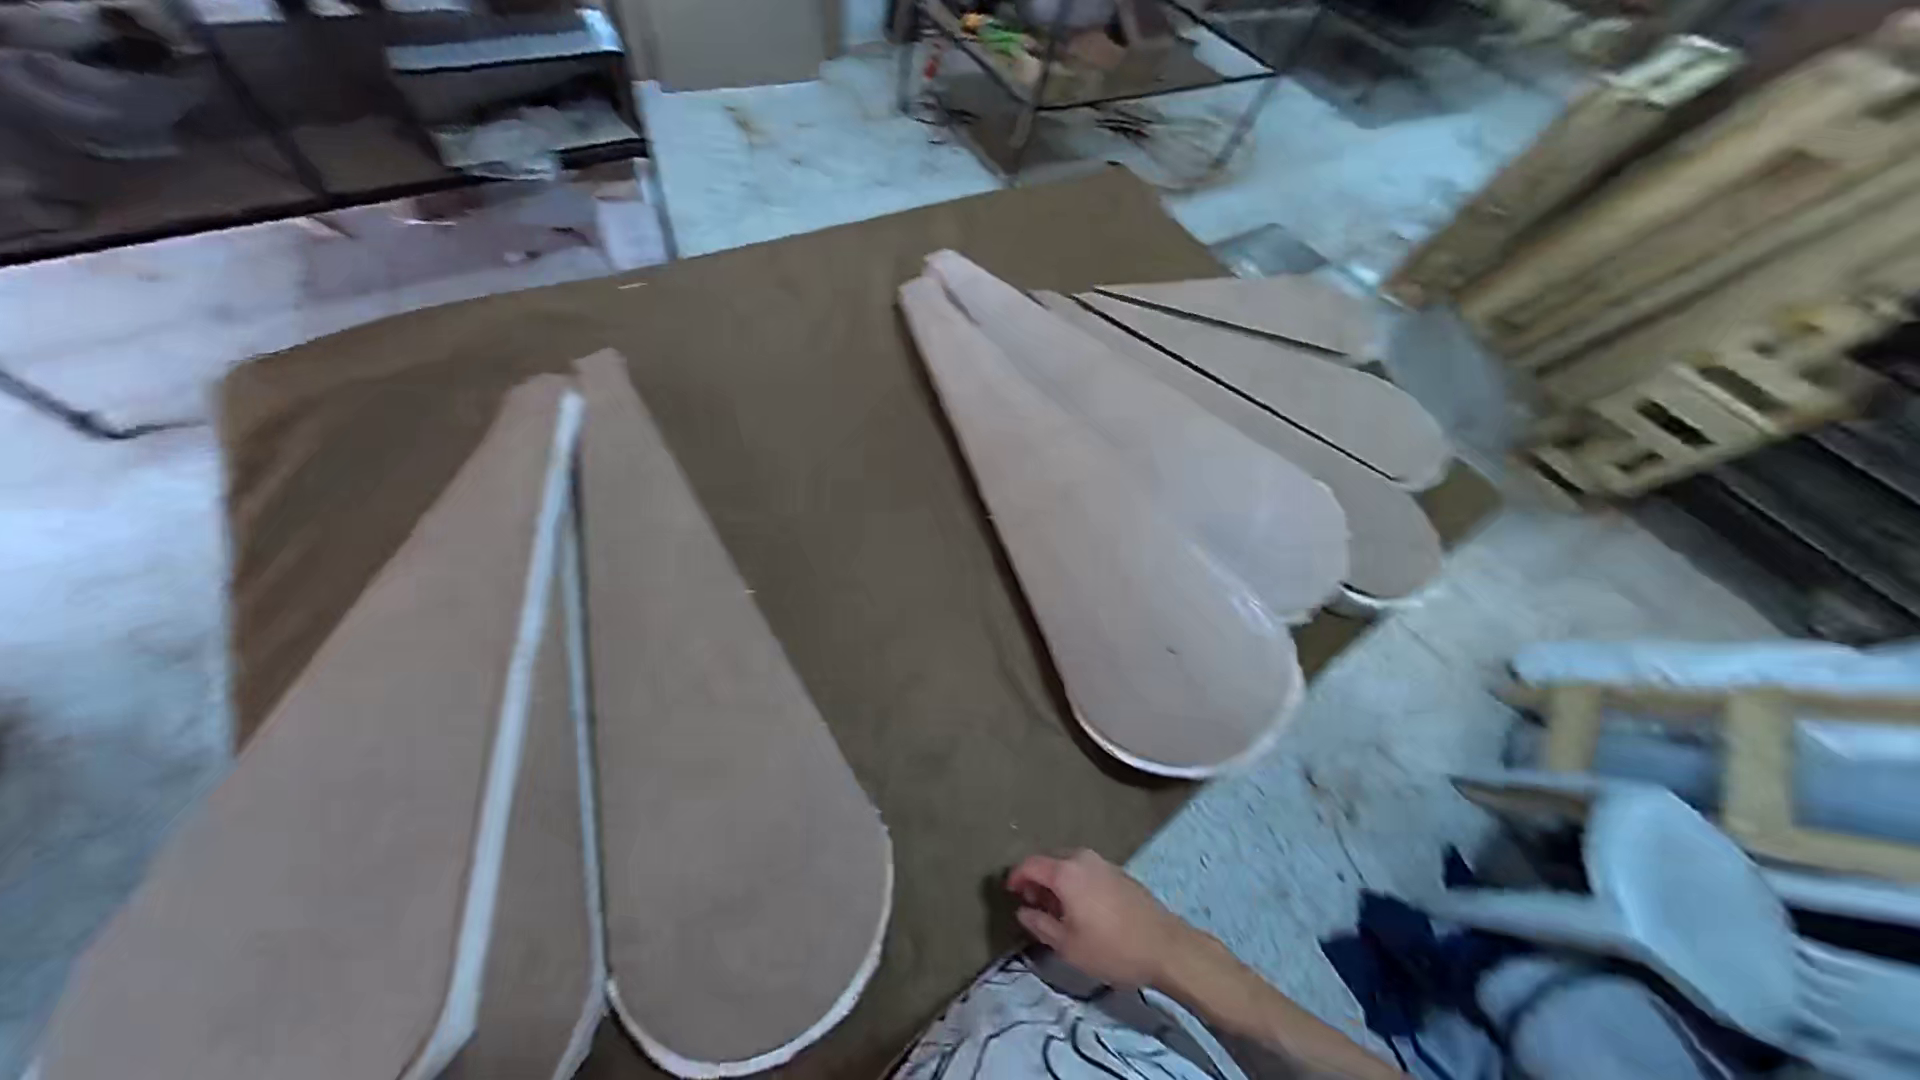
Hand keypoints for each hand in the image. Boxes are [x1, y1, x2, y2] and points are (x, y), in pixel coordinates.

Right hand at [1005, 849, 1202, 987]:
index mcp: (1065, 872)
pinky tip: (1081, 907)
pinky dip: (1074, 882)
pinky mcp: (1118, 872)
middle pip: (1049, 861)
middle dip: (1036, 880)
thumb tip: (1024, 911)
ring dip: (1056, 881)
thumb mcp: (1067, 946)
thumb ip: (1039, 925)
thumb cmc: (1111, 948)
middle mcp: (1082, 858)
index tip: (1010, 893)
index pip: (1030, 864)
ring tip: (1056, 910)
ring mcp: (1103, 862)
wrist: (1165, 946)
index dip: (1015, 877)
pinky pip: (1085, 870)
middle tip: (1032, 905)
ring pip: (1068, 864)